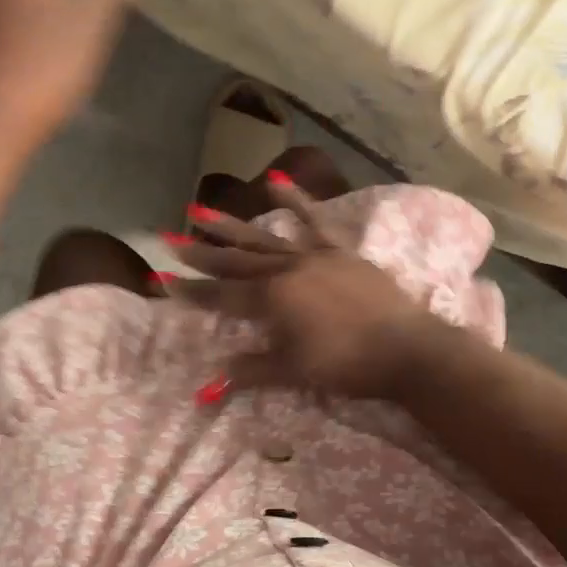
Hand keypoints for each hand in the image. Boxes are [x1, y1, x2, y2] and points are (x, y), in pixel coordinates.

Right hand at [168, 176, 442, 399]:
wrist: (407, 348)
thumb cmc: (346, 364)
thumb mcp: (292, 372)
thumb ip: (249, 370)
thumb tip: (207, 384)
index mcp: (271, 300)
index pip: (219, 296)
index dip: (188, 291)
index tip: (159, 280)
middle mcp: (285, 271)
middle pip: (234, 262)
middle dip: (200, 253)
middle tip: (169, 239)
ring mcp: (313, 256)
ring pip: (263, 238)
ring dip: (230, 225)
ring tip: (200, 209)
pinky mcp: (340, 251)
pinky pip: (314, 222)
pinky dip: (296, 202)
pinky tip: (277, 182)